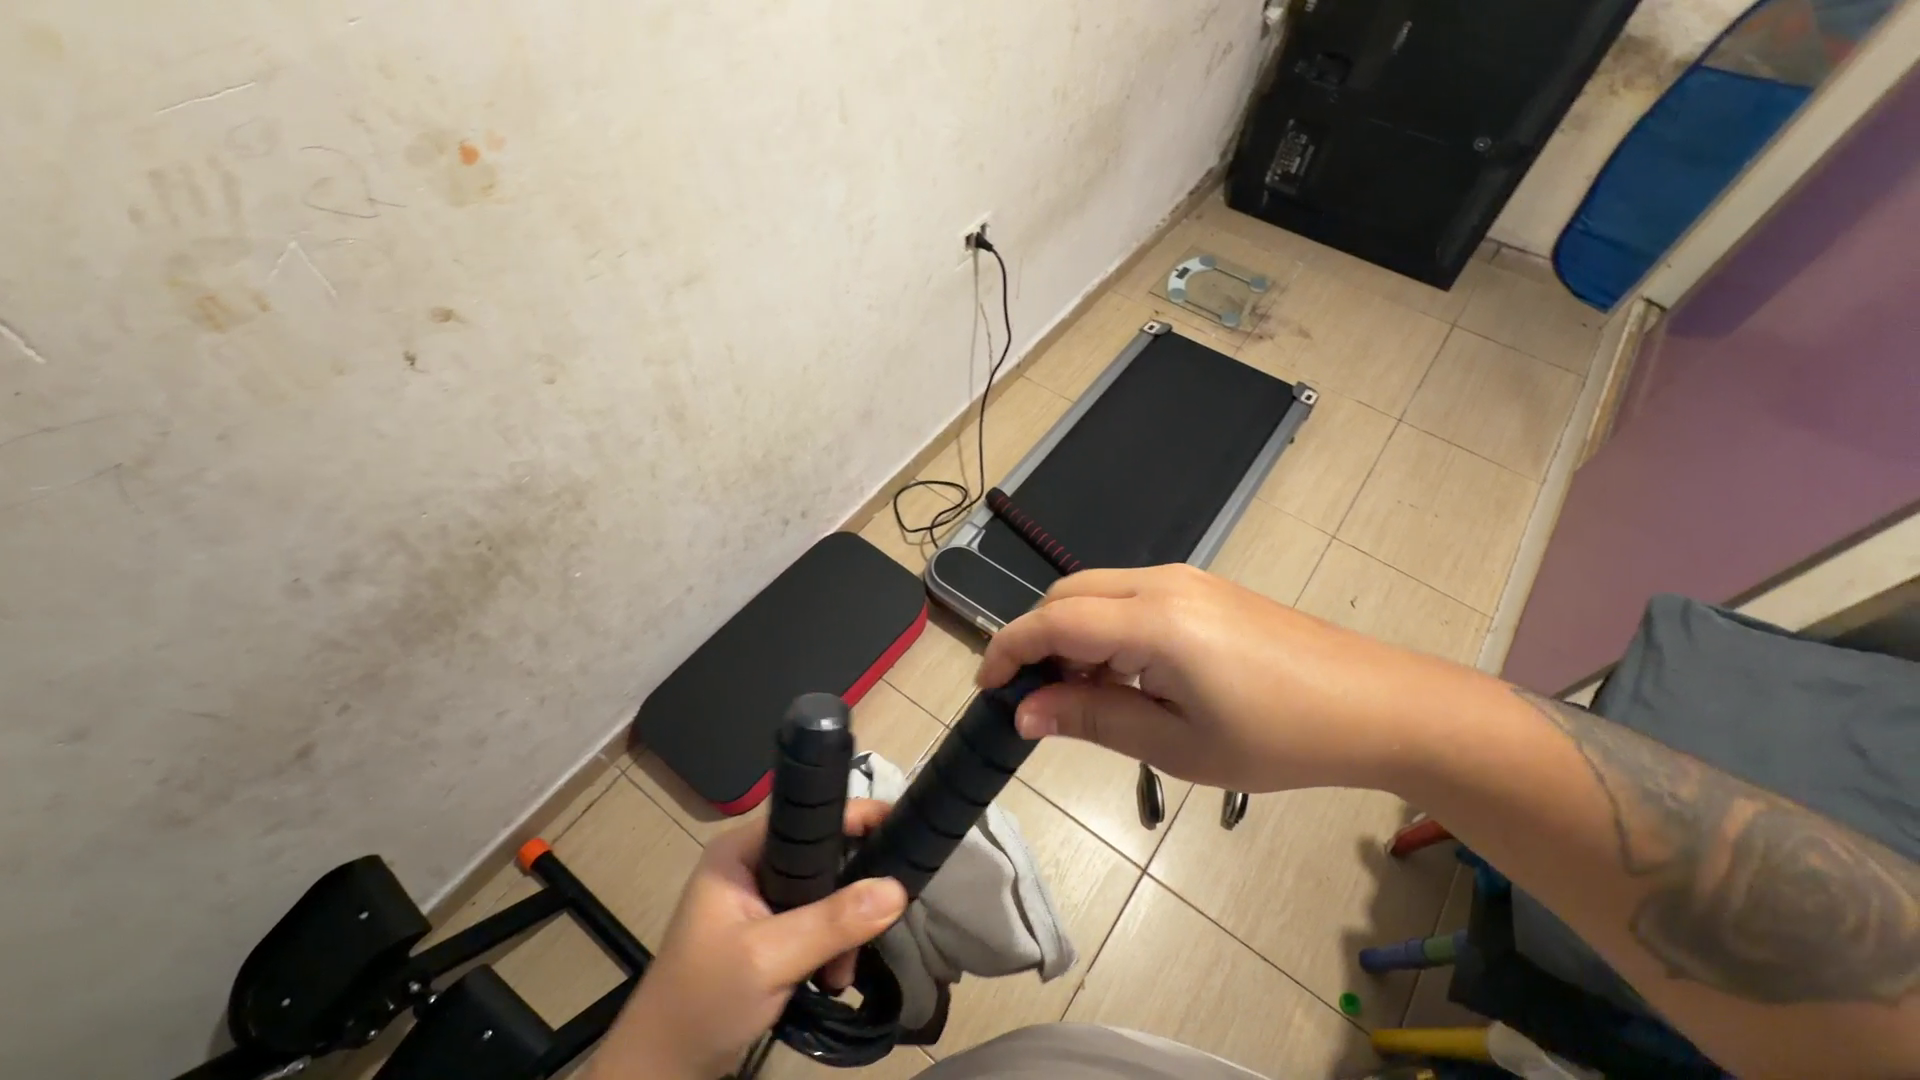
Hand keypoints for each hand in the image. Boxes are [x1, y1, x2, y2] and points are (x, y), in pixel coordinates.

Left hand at [592, 801, 907, 1079]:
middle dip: (852, 892)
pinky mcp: (767, 931)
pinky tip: (832, 977)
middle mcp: (752, 864)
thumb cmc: (705, 1001)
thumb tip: (898, 888)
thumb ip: (832, 922)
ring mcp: (758, 899)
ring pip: (824, 892)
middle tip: (875, 922)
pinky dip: (831, 946)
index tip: (904, 833)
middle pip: (823, 855)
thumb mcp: (770, 958)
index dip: (856, 819)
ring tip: (842, 970)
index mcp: (742, 850)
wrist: (664, 1068)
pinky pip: (816, 921)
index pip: (810, 816)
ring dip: (843, 929)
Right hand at [976, 564, 1465, 792]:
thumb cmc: (1278, 738)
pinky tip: (1120, 675)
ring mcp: (1187, 581)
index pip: (1052, 621)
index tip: (987, 691)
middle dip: (1035, 640)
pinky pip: (1129, 597)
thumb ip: (1093, 719)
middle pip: (1067, 594)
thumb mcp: (1177, 744)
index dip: (1008, 651)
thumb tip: (1025, 713)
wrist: (1375, 706)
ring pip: (1097, 591)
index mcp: (1154, 621)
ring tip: (1076, 696)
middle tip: (1032, 699)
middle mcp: (1162, 584)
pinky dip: (1103, 629)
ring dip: (1069, 634)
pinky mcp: (1205, 590)